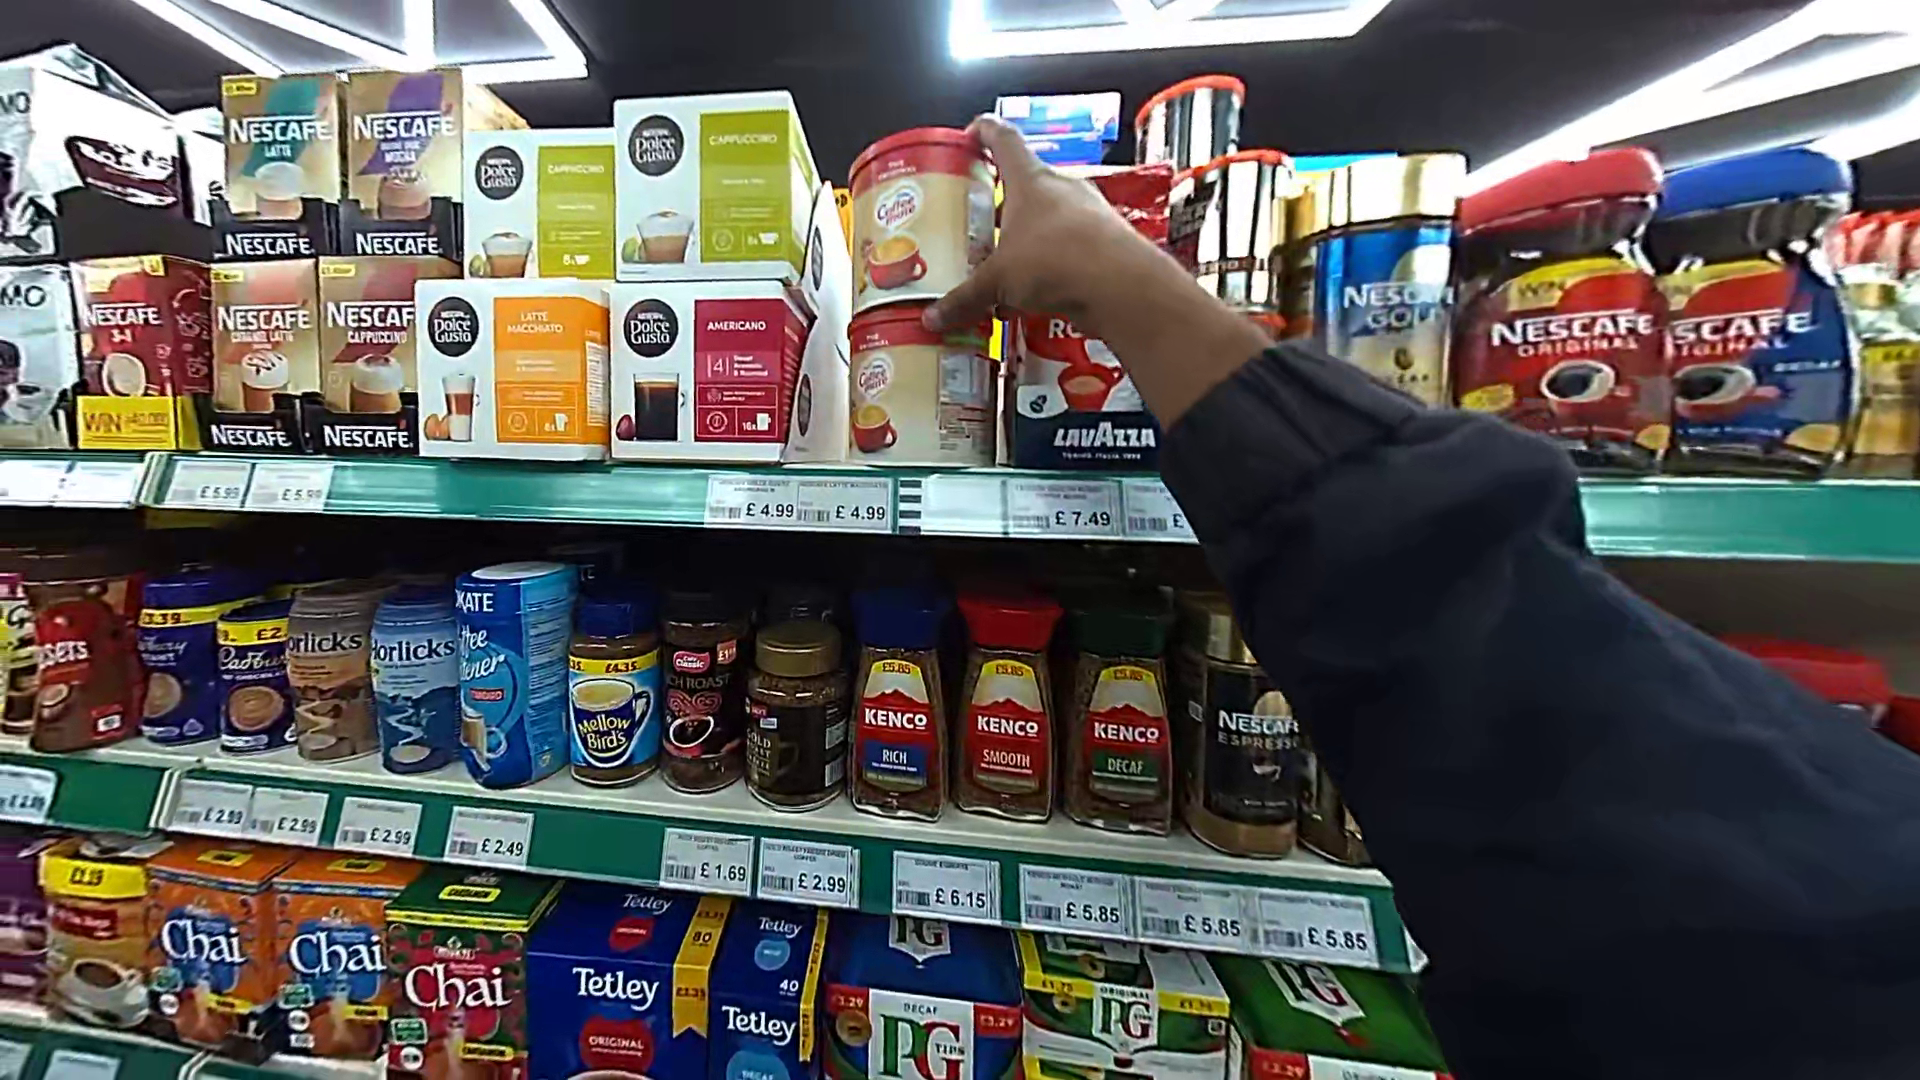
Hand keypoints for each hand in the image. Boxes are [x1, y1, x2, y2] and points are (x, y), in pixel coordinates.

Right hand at [924, 114, 1270, 425]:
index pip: (1003, 140)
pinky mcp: (1103, 243)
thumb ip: (965, 299)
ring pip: (1049, 220)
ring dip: (1028, 239)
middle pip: (1026, 184)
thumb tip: (931, 320)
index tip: (970, 135)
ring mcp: (1087, 214)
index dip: (984, 133)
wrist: (1119, 287)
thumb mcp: (998, 282)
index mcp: (1030, 180)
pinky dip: (1049, 265)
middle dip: (1003, 203)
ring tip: (1005, 265)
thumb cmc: (1054, 262)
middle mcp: (1061, 188)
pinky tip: (1035, 293)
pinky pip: (1068, 248)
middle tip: (981, 222)